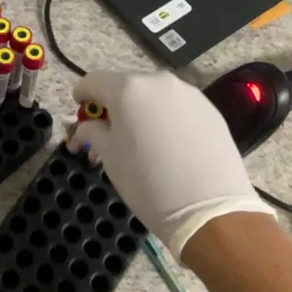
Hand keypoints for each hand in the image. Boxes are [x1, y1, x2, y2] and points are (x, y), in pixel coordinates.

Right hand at [67, 71, 260, 258]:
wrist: (208, 210)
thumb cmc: (147, 182)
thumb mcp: (109, 157)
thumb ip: (92, 132)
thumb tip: (88, 126)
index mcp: (128, 89)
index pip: (93, 81)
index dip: (82, 97)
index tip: (81, 115)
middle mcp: (159, 82)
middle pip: (125, 87)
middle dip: (113, 108)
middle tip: (109, 138)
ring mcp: (188, 94)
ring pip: (153, 96)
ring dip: (140, 112)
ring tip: (141, 145)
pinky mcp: (210, 110)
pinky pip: (177, 107)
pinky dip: (166, 119)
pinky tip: (169, 147)